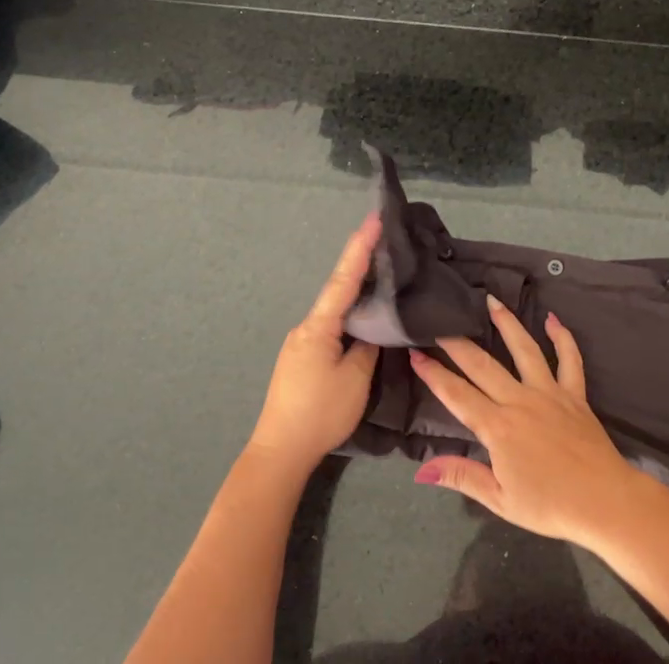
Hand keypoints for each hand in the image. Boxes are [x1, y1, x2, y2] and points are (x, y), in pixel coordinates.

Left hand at [245, 215, 382, 470]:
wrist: (281, 450)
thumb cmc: (320, 412)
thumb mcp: (355, 379)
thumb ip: (367, 347)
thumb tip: (372, 328)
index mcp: (319, 326)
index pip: (344, 279)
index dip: (360, 248)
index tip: (374, 219)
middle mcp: (306, 327)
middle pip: (338, 291)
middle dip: (362, 268)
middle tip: (387, 245)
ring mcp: (301, 343)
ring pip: (335, 313)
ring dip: (357, 296)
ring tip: (383, 281)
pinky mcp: (301, 359)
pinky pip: (330, 329)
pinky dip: (348, 319)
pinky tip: (363, 322)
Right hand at [410, 297, 659, 548]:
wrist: (604, 501)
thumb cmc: (550, 505)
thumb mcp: (500, 499)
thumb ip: (462, 476)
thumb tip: (421, 469)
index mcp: (497, 427)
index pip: (456, 394)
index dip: (433, 374)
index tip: (414, 353)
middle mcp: (520, 400)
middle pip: (483, 365)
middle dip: (457, 342)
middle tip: (440, 320)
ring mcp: (550, 393)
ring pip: (524, 349)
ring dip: (507, 323)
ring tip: (492, 301)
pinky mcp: (575, 395)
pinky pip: (570, 359)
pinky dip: (562, 337)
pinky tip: (553, 319)